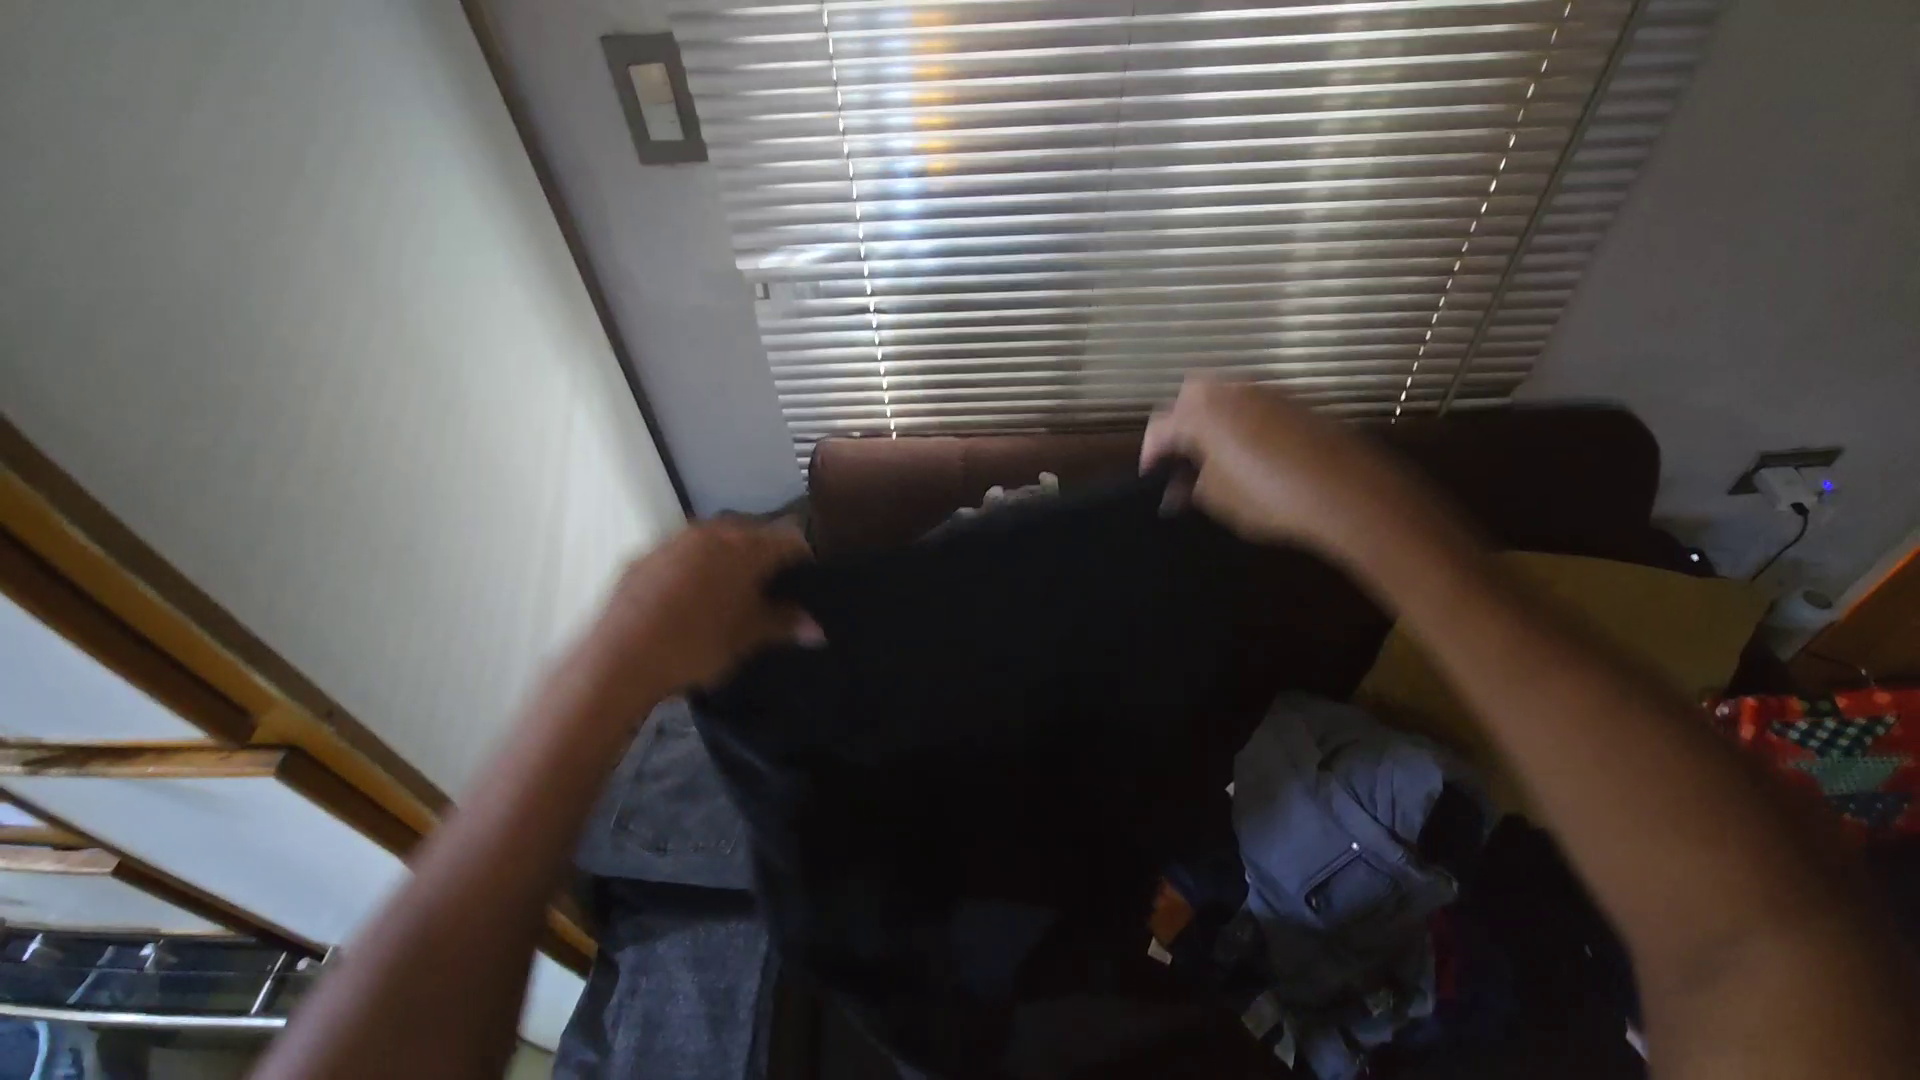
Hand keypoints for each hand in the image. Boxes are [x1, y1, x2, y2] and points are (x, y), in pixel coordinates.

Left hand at [583, 520, 819, 701]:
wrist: (618, 659)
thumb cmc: (695, 645)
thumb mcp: (748, 639)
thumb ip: (785, 625)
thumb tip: (817, 628)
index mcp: (745, 547)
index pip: (790, 541)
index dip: (803, 562)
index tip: (805, 586)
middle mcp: (710, 532)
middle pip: (752, 536)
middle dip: (764, 559)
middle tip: (769, 594)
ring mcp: (672, 541)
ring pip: (714, 542)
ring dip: (727, 562)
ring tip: (728, 598)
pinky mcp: (643, 556)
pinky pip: (681, 555)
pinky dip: (693, 571)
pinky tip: (688, 603)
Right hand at [1142, 377, 1413, 553]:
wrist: (1347, 491)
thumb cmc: (1271, 496)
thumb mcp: (1219, 499)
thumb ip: (1192, 487)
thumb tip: (1179, 486)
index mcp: (1201, 413)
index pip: (1160, 427)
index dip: (1150, 453)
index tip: (1150, 475)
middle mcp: (1230, 391)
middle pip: (1190, 396)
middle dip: (1180, 422)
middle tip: (1181, 456)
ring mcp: (1266, 392)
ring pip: (1225, 396)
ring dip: (1213, 419)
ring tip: (1215, 456)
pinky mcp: (1295, 402)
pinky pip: (1254, 405)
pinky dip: (1242, 422)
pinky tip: (1250, 453)